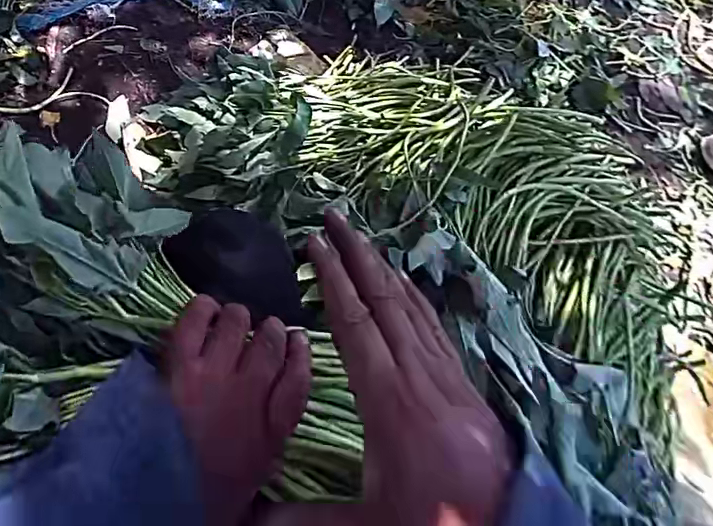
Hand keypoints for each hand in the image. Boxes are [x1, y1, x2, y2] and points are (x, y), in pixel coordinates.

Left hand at [165, 297, 312, 525]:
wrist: (154, 502)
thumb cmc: (206, 491)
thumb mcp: (253, 469)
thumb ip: (270, 432)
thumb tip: (278, 394)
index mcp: (271, 432)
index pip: (299, 379)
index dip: (301, 354)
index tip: (298, 340)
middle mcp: (248, 395)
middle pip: (270, 343)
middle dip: (272, 330)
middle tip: (266, 329)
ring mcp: (212, 374)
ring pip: (237, 322)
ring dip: (239, 317)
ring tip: (235, 320)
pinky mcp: (179, 362)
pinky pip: (196, 319)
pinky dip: (204, 307)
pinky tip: (206, 309)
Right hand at [308, 209, 512, 525]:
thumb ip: (306, 520)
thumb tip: (247, 519)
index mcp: (390, 402)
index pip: (354, 323)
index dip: (332, 279)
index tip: (314, 243)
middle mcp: (419, 376)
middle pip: (382, 299)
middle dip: (355, 252)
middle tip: (333, 216)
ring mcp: (447, 376)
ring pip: (409, 305)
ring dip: (381, 265)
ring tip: (360, 236)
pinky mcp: (464, 384)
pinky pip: (433, 325)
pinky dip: (413, 294)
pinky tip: (403, 279)